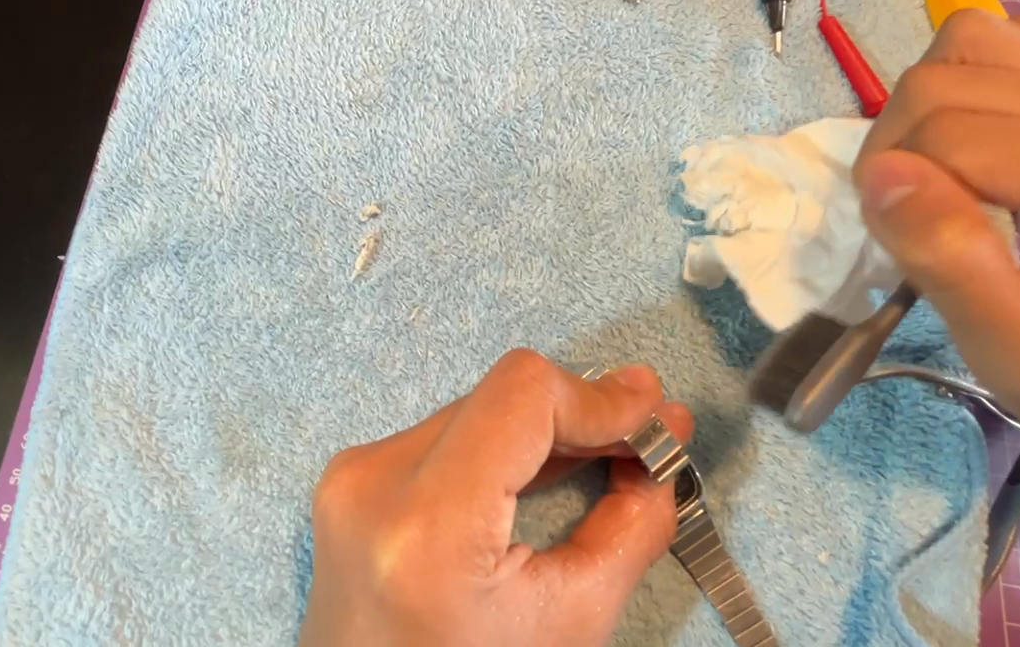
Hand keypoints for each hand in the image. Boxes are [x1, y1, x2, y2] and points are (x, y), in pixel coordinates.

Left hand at [299, 350, 693, 646]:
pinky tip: (549, 465)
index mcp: (428, 523)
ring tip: (612, 450)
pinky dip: (505, 444)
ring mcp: (356, 470)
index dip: (597, 396)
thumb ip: (628, 527)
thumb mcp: (568, 626)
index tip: (657, 413)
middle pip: (500, 398)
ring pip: (476, 409)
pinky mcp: (353, 473)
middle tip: (653, 435)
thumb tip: (665, 437)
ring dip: (547, 428)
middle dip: (583, 414)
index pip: (520, 396)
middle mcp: (377, 476)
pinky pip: (446, 434)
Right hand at [854, 9, 1019, 482]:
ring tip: (948, 179)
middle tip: (914, 216)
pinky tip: (989, 141)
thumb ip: (949, 259)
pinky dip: (978, 82)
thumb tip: (879, 171)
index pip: (964, 134)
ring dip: (930, 110)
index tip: (895, 241)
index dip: (898, 182)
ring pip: (980, 44)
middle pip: (960, 79)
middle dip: (904, 144)